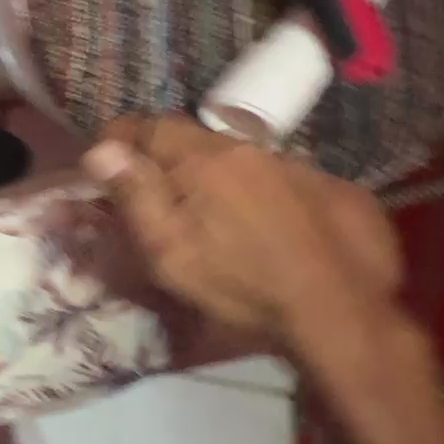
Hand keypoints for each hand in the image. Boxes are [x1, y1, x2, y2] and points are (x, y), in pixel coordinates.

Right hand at [82, 114, 401, 338]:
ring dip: (220, 176)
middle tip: (158, 195)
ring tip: (217, 216)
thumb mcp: (165, 247)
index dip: (122, 137)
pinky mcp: (342, 192)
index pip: (152, 124)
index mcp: (205, 160)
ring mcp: (304, 169)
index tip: (106, 162)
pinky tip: (269, 229)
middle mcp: (255, 150)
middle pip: (198, 139)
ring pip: (244, 160)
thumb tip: (100, 150)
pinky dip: (267, 195)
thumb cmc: (237, 284)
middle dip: (170, 159)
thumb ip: (134, 193)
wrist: (342, 319)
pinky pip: (288, 180)